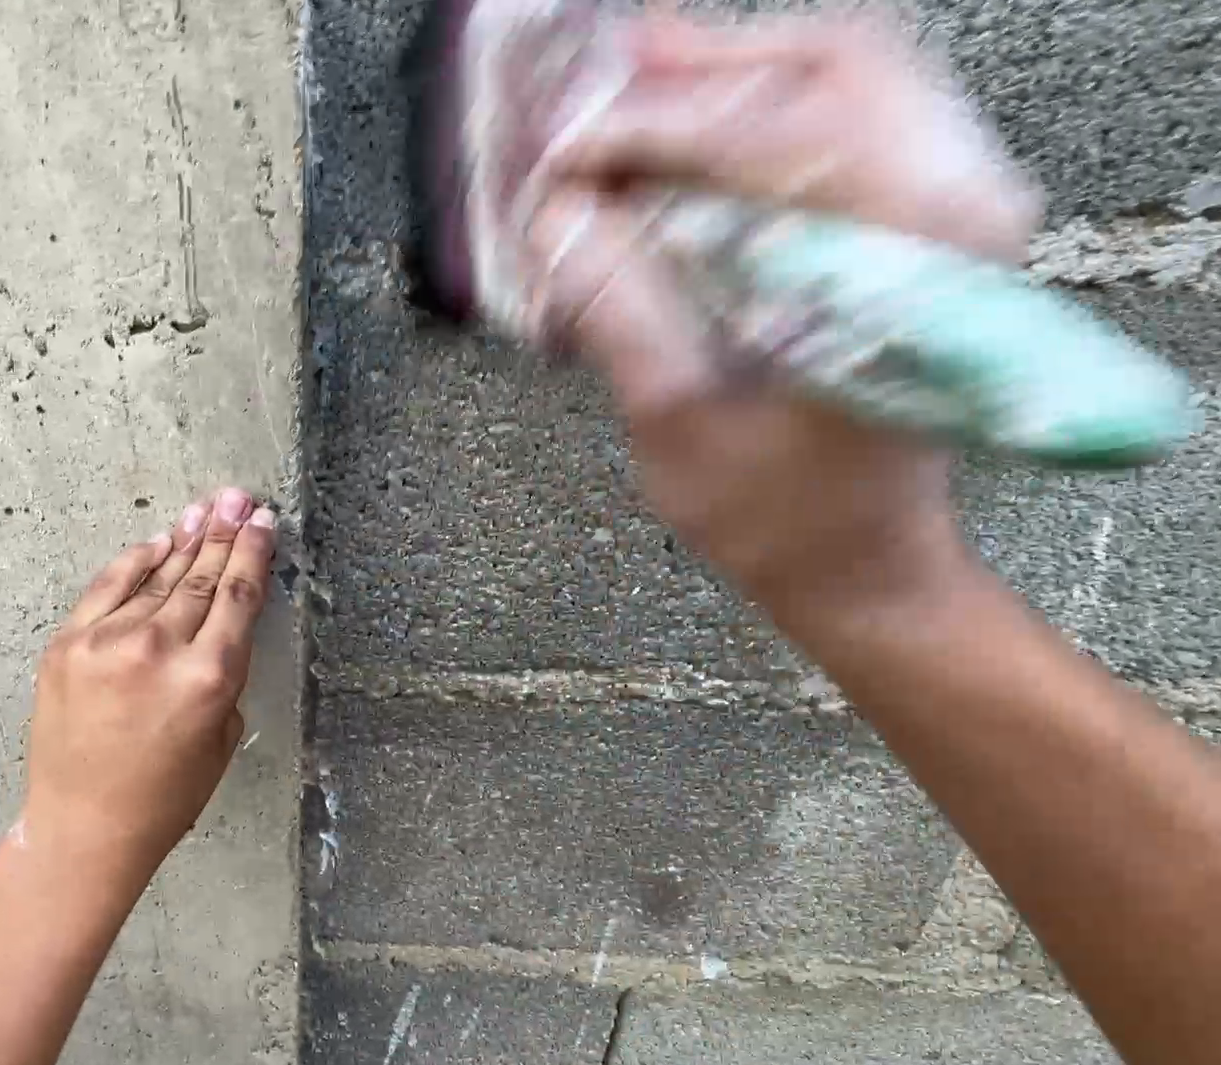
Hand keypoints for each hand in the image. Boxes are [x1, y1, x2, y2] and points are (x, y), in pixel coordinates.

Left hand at [22, 488, 275, 881]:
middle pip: (201, 576)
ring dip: (186, 540)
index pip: (239, 596)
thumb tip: (216, 623)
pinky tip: (159, 541)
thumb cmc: (165, 795)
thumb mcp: (221, 735)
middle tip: (239, 498)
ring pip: (158, 576)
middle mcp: (159, 649)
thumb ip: (223, 673)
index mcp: (208, 677)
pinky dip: (136, 560)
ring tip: (206, 509)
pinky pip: (108, 587)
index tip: (264, 523)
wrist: (85, 825)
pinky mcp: (68, 644)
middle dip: (225, 533)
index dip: (254, 553)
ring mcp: (108, 642)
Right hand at [522, 15, 1032, 620]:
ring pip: (837, 87)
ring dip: (722, 85)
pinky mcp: (908, 231)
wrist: (854, 558)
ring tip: (627, 97)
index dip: (651, 127)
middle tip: (600, 81)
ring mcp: (940, 212)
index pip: (771, 132)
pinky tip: (678, 141)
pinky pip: (835, 134)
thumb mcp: (673, 418)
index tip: (564, 153)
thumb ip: (613, 305)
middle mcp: (951, 209)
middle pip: (829, 68)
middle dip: (700, 68)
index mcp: (905, 259)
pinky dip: (748, 125)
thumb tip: (551, 216)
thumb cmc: (775, 511)